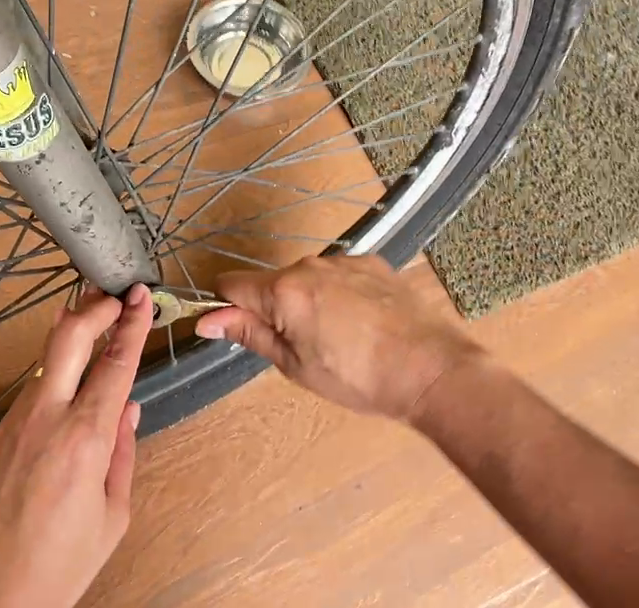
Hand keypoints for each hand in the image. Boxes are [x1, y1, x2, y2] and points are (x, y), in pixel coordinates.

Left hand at [0, 284, 149, 607]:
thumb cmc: (54, 568)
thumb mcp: (110, 518)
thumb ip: (122, 456)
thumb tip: (128, 411)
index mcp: (84, 439)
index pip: (115, 364)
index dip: (132, 324)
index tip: (141, 296)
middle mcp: (46, 418)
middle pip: (69, 337)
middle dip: (94, 306)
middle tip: (115, 292)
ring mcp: (16, 421)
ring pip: (48, 358)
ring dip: (73, 332)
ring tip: (94, 316)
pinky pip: (34, 386)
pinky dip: (55, 366)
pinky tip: (68, 369)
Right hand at [194, 256, 479, 423]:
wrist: (432, 369)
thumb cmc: (359, 378)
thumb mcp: (296, 366)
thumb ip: (250, 334)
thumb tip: (206, 319)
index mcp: (284, 290)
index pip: (231, 284)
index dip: (227, 308)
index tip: (238, 331)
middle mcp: (309, 265)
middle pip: (272, 283)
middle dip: (276, 311)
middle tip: (302, 350)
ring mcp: (343, 261)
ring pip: (307, 280)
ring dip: (309, 303)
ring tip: (340, 341)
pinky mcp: (372, 263)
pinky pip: (339, 276)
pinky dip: (340, 296)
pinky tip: (363, 325)